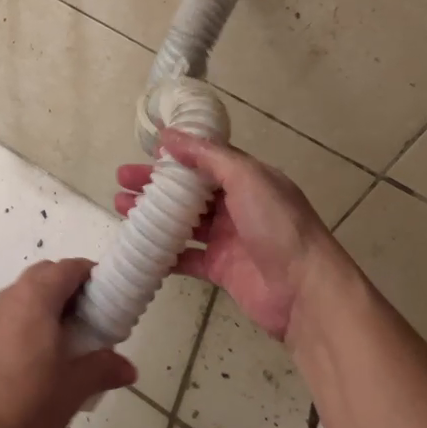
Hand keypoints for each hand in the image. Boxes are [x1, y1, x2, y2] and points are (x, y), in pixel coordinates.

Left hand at [0, 259, 137, 427]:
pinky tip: (37, 355)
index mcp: (36, 297)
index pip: (67, 268)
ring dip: (46, 303)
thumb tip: (129, 368)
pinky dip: (27, 320)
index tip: (108, 292)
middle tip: (90, 315)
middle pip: (43, 275)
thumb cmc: (31, 400)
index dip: (90, 274)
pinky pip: (9, 314)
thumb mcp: (76, 386)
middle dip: (68, 286)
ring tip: (65, 337)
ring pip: (23, 294)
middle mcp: (10, 297)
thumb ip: (104, 368)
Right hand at [114, 128, 334, 341]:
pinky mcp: (221, 270)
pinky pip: (186, 257)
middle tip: (121, 180)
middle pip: (188, 190)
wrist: (306, 292)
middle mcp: (237, 205)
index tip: (144, 151)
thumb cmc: (278, 225)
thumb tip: (168, 135)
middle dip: (155, 184)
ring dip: (153, 215)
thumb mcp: (246, 177)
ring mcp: (229, 239)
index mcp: (248, 179)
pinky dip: (163, 253)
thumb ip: (207, 156)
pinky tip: (139, 246)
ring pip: (183, 222)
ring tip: (120, 207)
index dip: (175, 155)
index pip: (205, 160)